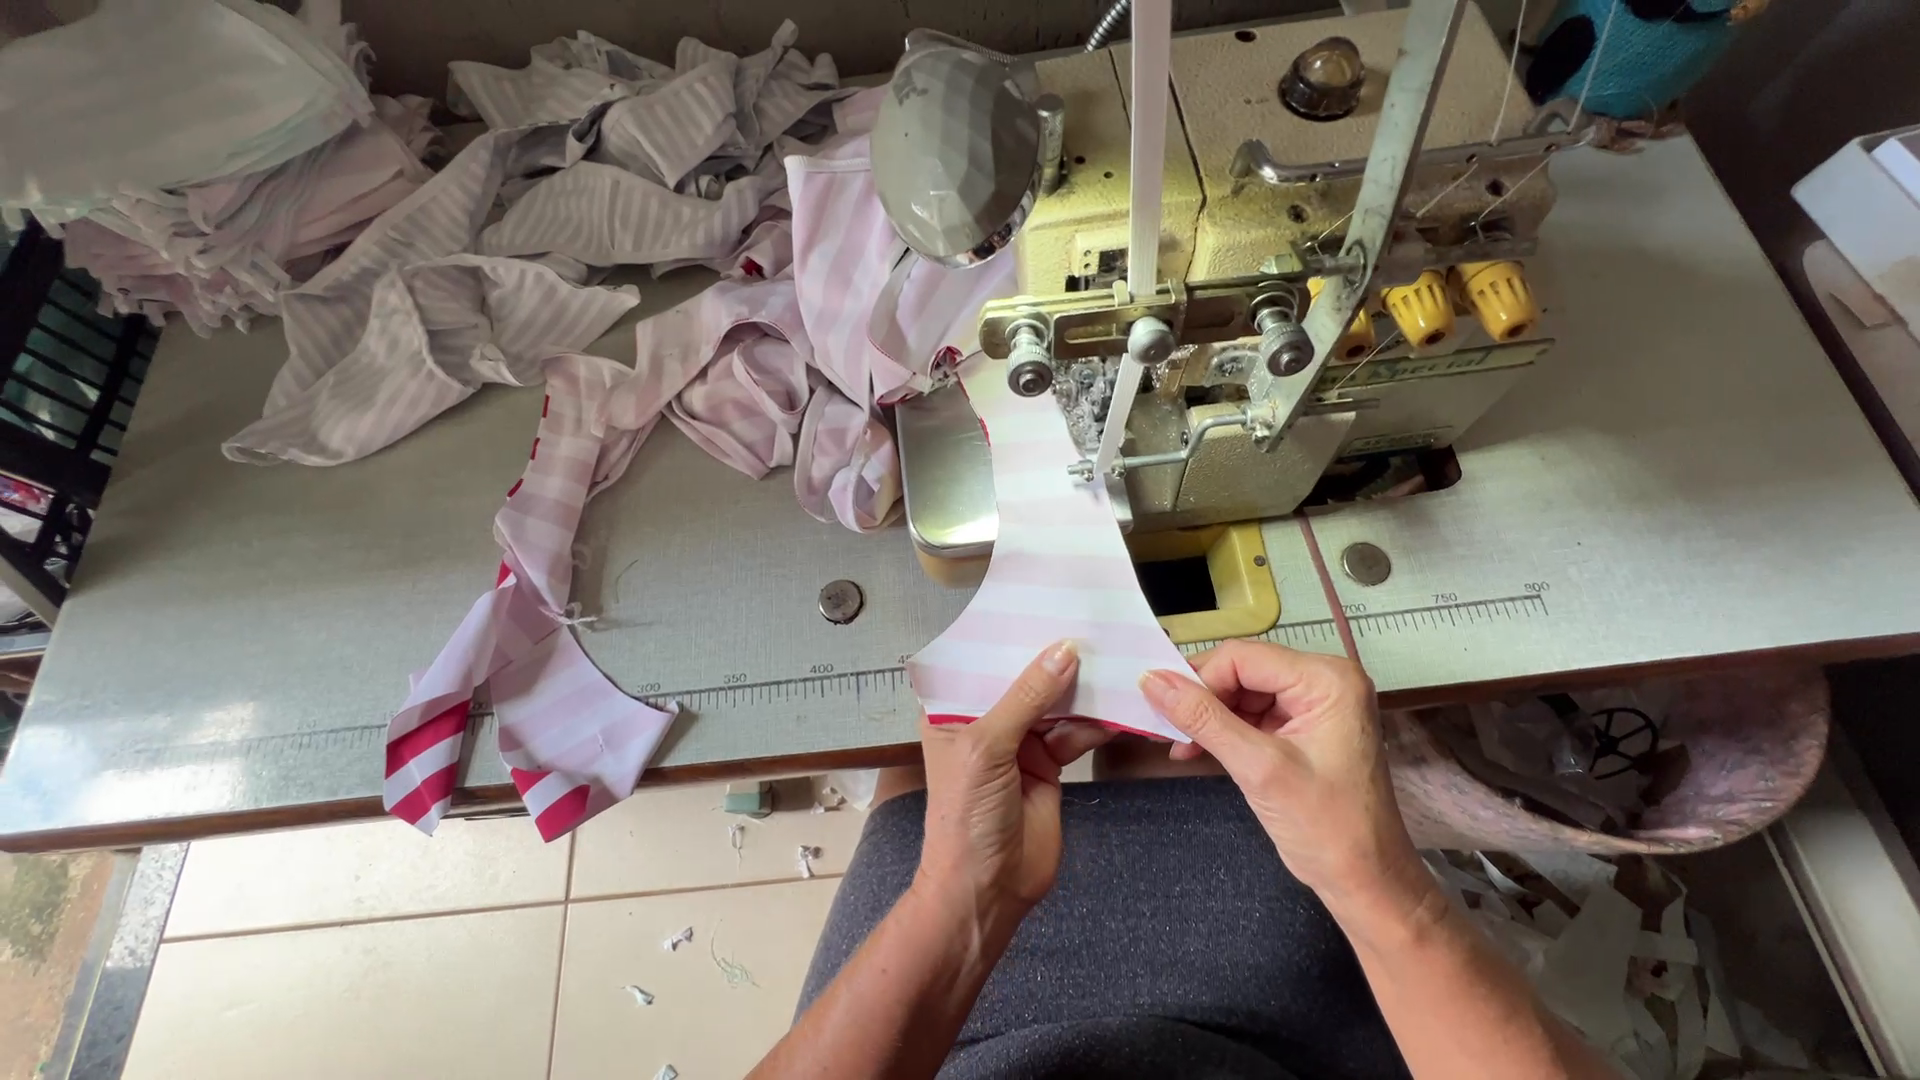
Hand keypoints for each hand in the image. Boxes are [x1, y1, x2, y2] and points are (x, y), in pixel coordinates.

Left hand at [916, 640, 1113, 934]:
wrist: (989, 891)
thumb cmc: (967, 815)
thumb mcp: (988, 748)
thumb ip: (1026, 698)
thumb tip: (1066, 649)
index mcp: (951, 710)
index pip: (979, 660)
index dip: (1009, 634)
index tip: (1043, 599)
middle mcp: (985, 719)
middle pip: (1022, 679)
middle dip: (1053, 657)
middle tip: (1091, 620)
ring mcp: (1019, 742)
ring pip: (1054, 703)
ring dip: (1081, 687)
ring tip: (1114, 655)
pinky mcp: (1049, 763)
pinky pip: (1075, 732)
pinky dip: (1097, 720)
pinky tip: (1120, 702)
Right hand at [1139, 640, 1426, 912]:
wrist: (1366, 883)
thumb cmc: (1325, 827)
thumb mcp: (1258, 768)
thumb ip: (1203, 719)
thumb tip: (1150, 680)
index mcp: (1327, 679)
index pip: (1241, 657)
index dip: (1199, 681)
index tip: (1167, 713)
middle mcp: (1323, 679)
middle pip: (1239, 670)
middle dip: (1201, 699)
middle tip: (1166, 728)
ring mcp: (1313, 703)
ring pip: (1239, 691)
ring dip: (1206, 716)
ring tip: (1180, 744)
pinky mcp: (1301, 726)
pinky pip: (1250, 712)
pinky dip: (1221, 729)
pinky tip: (1196, 748)